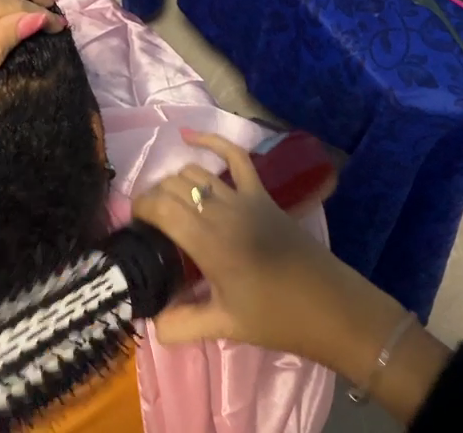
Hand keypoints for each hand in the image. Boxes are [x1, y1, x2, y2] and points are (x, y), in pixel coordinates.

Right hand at [132, 132, 409, 376]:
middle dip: (153, 197)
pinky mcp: (261, 194)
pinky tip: (190, 136)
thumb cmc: (276, 318)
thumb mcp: (225, 326)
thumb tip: (149, 323)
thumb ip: (182, 323)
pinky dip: (212, 141)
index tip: (132, 226)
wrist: (330, 306)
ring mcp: (244, 198)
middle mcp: (222, 211)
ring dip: (174, 182)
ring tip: (167, 205)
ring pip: (195, 173)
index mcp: (209, 242)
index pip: (160, 207)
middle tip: (148, 223)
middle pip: (173, 186)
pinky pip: (235, 156)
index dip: (139, 209)